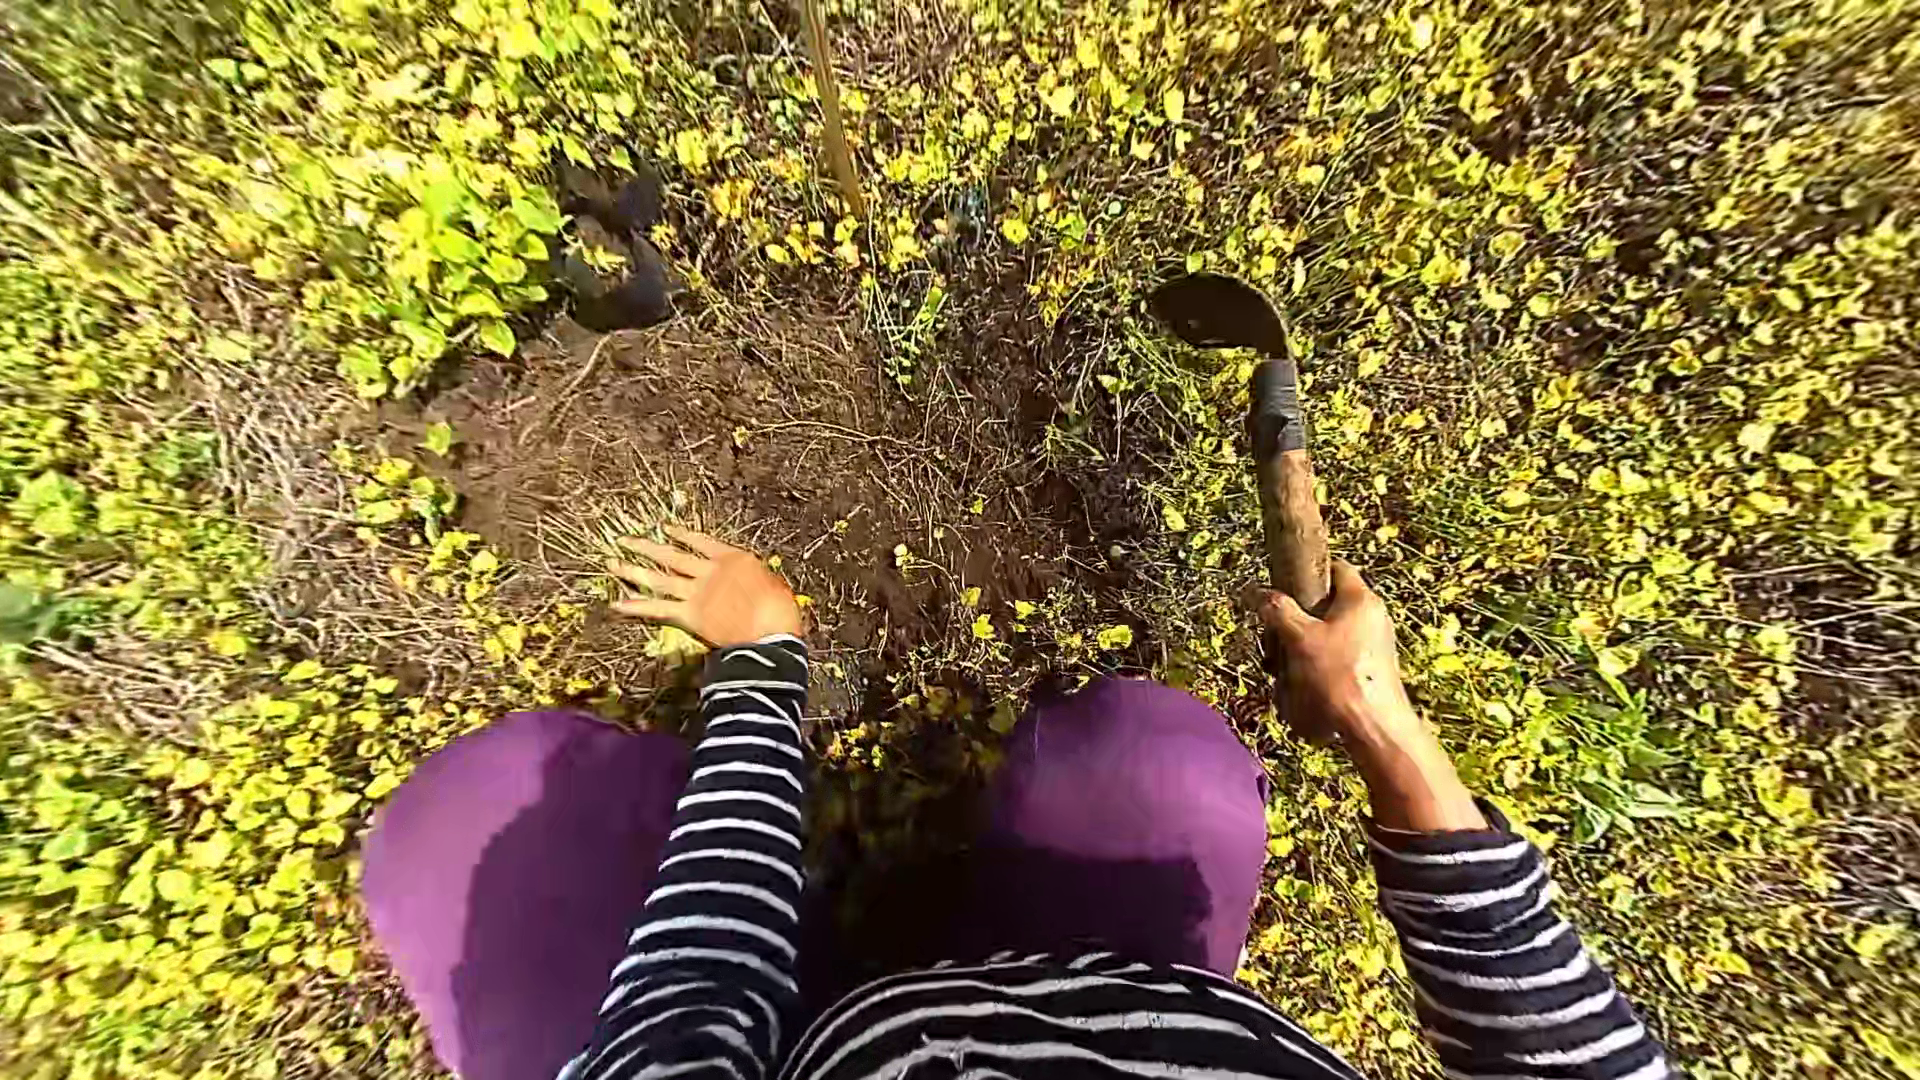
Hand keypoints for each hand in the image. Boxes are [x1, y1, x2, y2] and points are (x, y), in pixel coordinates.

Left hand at [608, 525, 803, 646]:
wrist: (770, 630)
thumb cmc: (780, 607)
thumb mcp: (771, 581)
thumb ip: (752, 575)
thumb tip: (747, 578)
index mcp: (731, 558)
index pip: (700, 540)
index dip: (681, 534)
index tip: (665, 528)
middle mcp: (709, 570)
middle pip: (672, 555)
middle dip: (646, 547)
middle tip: (624, 540)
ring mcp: (696, 591)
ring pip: (658, 578)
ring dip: (633, 570)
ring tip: (612, 563)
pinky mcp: (689, 614)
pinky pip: (657, 609)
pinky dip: (636, 606)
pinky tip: (617, 603)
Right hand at [1257, 561, 1420, 746]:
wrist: (1374, 727)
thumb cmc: (1339, 675)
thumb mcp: (1299, 637)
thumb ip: (1277, 610)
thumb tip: (1253, 591)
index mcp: (1361, 600)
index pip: (1335, 566)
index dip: (1307, 569)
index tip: (1282, 582)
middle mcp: (1372, 615)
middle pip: (1326, 599)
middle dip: (1297, 612)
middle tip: (1276, 627)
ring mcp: (1373, 640)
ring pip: (1327, 626)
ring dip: (1301, 637)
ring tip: (1283, 657)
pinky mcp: (1369, 663)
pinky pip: (1335, 647)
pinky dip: (1314, 654)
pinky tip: (1298, 674)